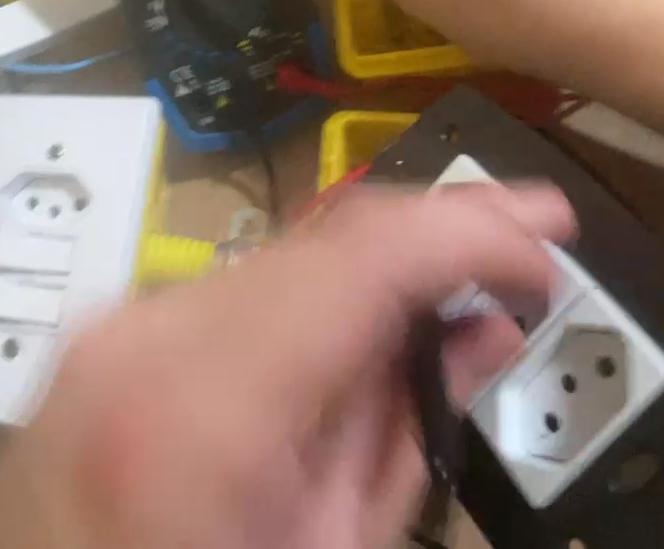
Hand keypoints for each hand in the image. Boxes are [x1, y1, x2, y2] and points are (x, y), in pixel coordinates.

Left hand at [0, 184, 574, 548]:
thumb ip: (404, 435)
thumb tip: (478, 333)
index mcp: (202, 404)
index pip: (364, 254)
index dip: (471, 227)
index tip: (544, 239)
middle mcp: (150, 330)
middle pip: (328, 236)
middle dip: (438, 230)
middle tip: (526, 239)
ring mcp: (124, 321)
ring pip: (292, 255)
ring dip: (383, 264)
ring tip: (462, 286)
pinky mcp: (119, 328)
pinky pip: (245, 286)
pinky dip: (320, 294)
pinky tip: (367, 327)